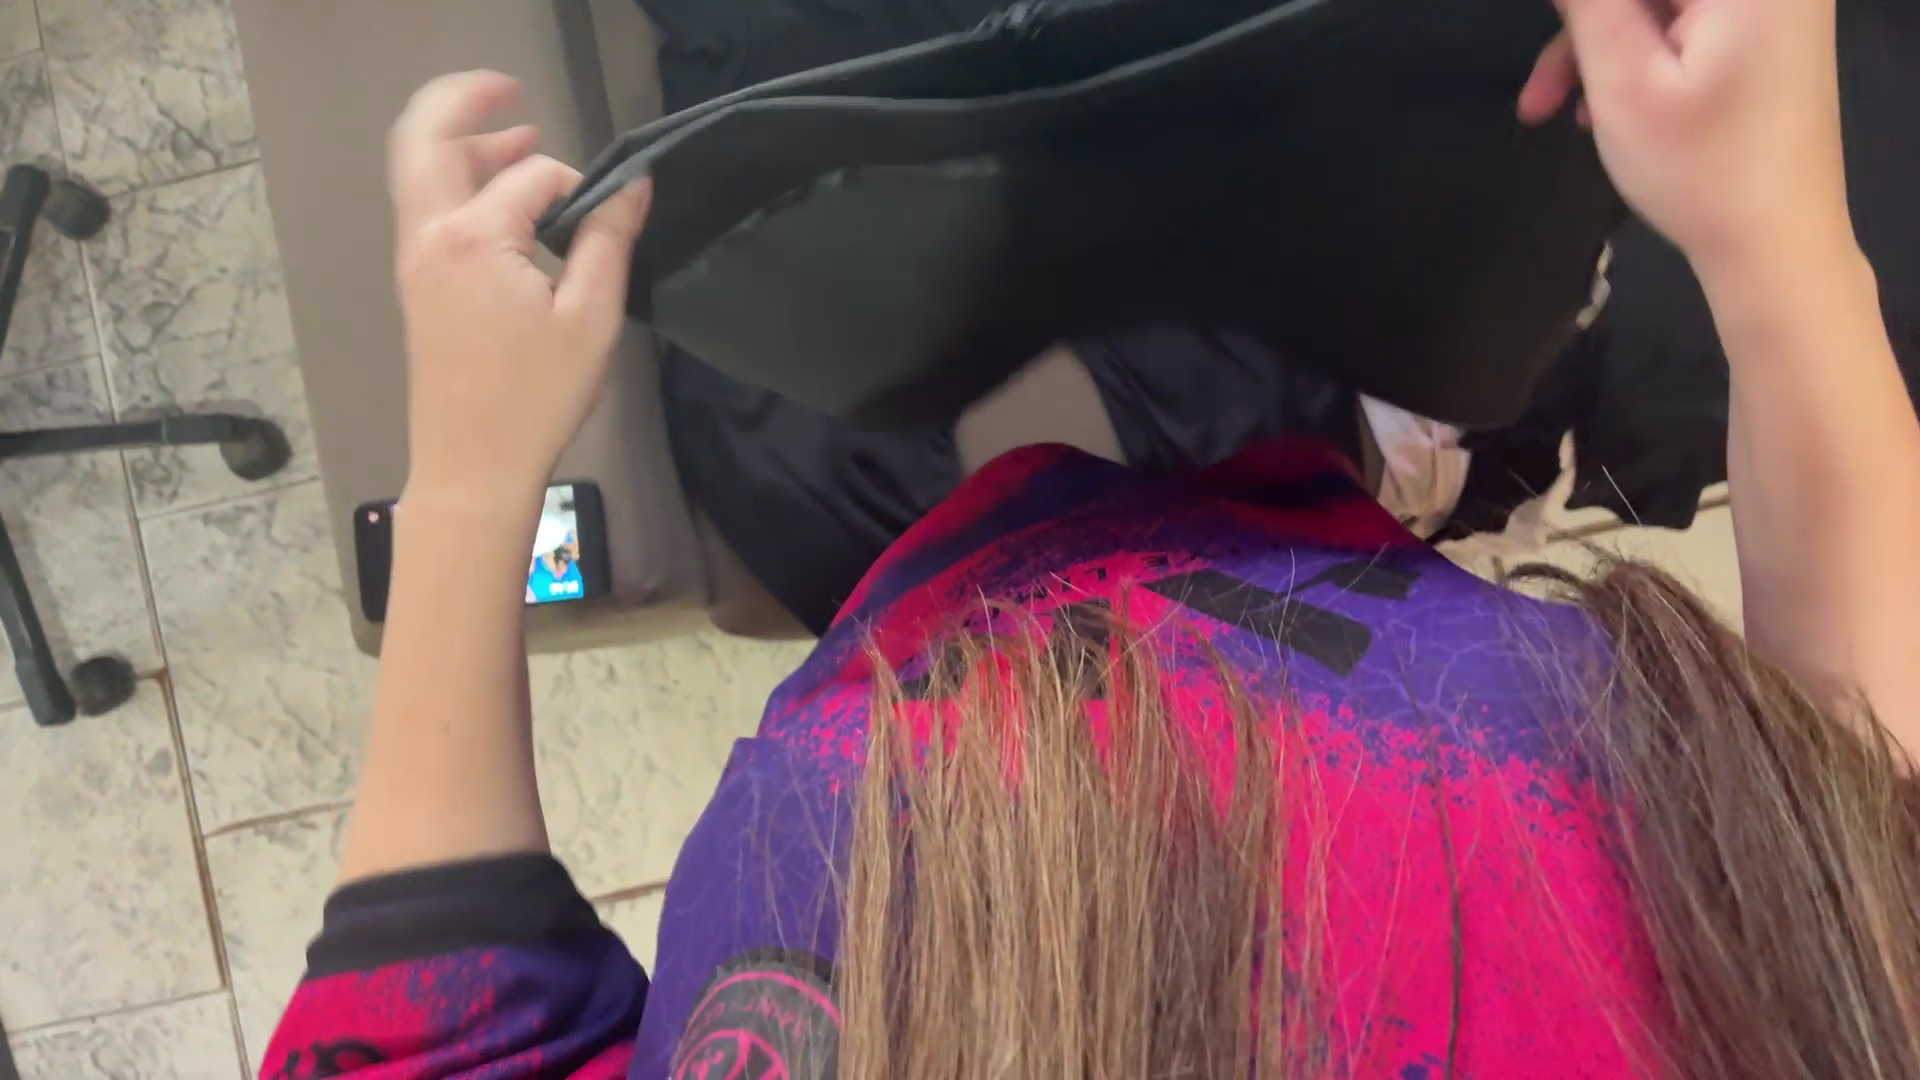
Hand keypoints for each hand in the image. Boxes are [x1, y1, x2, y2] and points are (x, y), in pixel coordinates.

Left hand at [388, 71, 650, 512]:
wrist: (475, 459)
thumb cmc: (540, 392)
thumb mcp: (592, 318)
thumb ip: (608, 242)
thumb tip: (634, 186)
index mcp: (474, 236)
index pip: (529, 177)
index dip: (574, 183)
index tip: (610, 212)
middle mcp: (430, 234)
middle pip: (431, 141)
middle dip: (468, 105)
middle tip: (510, 89)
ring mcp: (415, 259)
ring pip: (424, 174)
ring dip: (464, 147)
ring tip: (513, 139)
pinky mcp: (418, 286)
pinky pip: (428, 210)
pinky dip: (457, 185)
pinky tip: (498, 206)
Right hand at [1517, 0, 1853, 281]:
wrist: (1768, 228)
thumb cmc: (1694, 162)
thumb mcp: (1625, 87)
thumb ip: (1593, 11)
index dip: (1581, 9)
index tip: (1545, 34)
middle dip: (1581, 30)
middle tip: (1533, 100)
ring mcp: (1767, 7)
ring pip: (1655, 8)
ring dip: (1594, 51)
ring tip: (1553, 113)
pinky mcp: (1758, 34)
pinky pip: (1677, 26)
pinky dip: (1630, 58)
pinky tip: (1606, 106)